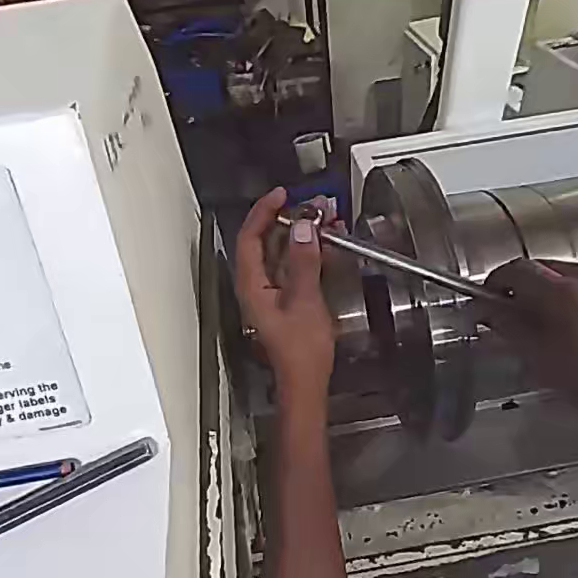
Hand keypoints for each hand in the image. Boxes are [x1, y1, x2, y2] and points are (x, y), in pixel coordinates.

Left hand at [235, 189, 335, 401]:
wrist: (306, 382)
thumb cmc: (300, 351)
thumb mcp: (305, 300)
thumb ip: (303, 261)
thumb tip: (302, 229)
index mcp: (253, 285)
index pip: (250, 237)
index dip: (264, 212)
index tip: (282, 195)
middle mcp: (258, 286)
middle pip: (266, 242)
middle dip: (289, 220)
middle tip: (311, 205)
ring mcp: (272, 293)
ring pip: (282, 253)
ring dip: (302, 235)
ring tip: (325, 220)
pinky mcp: (287, 300)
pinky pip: (294, 267)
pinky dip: (309, 253)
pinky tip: (327, 246)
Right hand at [483, 258, 577, 409]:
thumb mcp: (543, 359)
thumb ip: (510, 327)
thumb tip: (486, 309)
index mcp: (566, 293)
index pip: (519, 270)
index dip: (498, 281)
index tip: (489, 297)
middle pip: (545, 268)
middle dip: (527, 286)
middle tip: (516, 314)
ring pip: (571, 274)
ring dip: (554, 290)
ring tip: (553, 322)